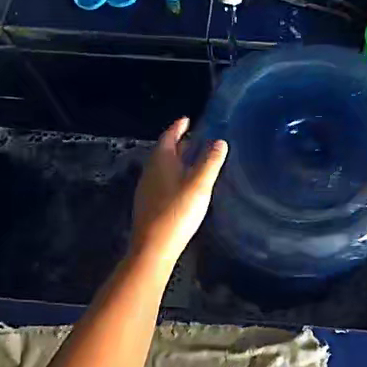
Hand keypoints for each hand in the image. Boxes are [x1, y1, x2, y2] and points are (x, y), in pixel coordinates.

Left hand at [131, 117, 228, 263]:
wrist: (153, 246)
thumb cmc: (177, 211)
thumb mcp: (199, 184)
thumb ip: (210, 161)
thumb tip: (219, 141)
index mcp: (161, 160)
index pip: (169, 135)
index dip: (179, 126)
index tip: (188, 119)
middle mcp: (150, 170)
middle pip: (165, 150)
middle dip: (179, 142)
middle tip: (195, 137)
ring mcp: (147, 188)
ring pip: (163, 166)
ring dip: (177, 159)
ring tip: (193, 159)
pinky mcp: (149, 203)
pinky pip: (162, 180)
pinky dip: (174, 174)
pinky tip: (184, 184)